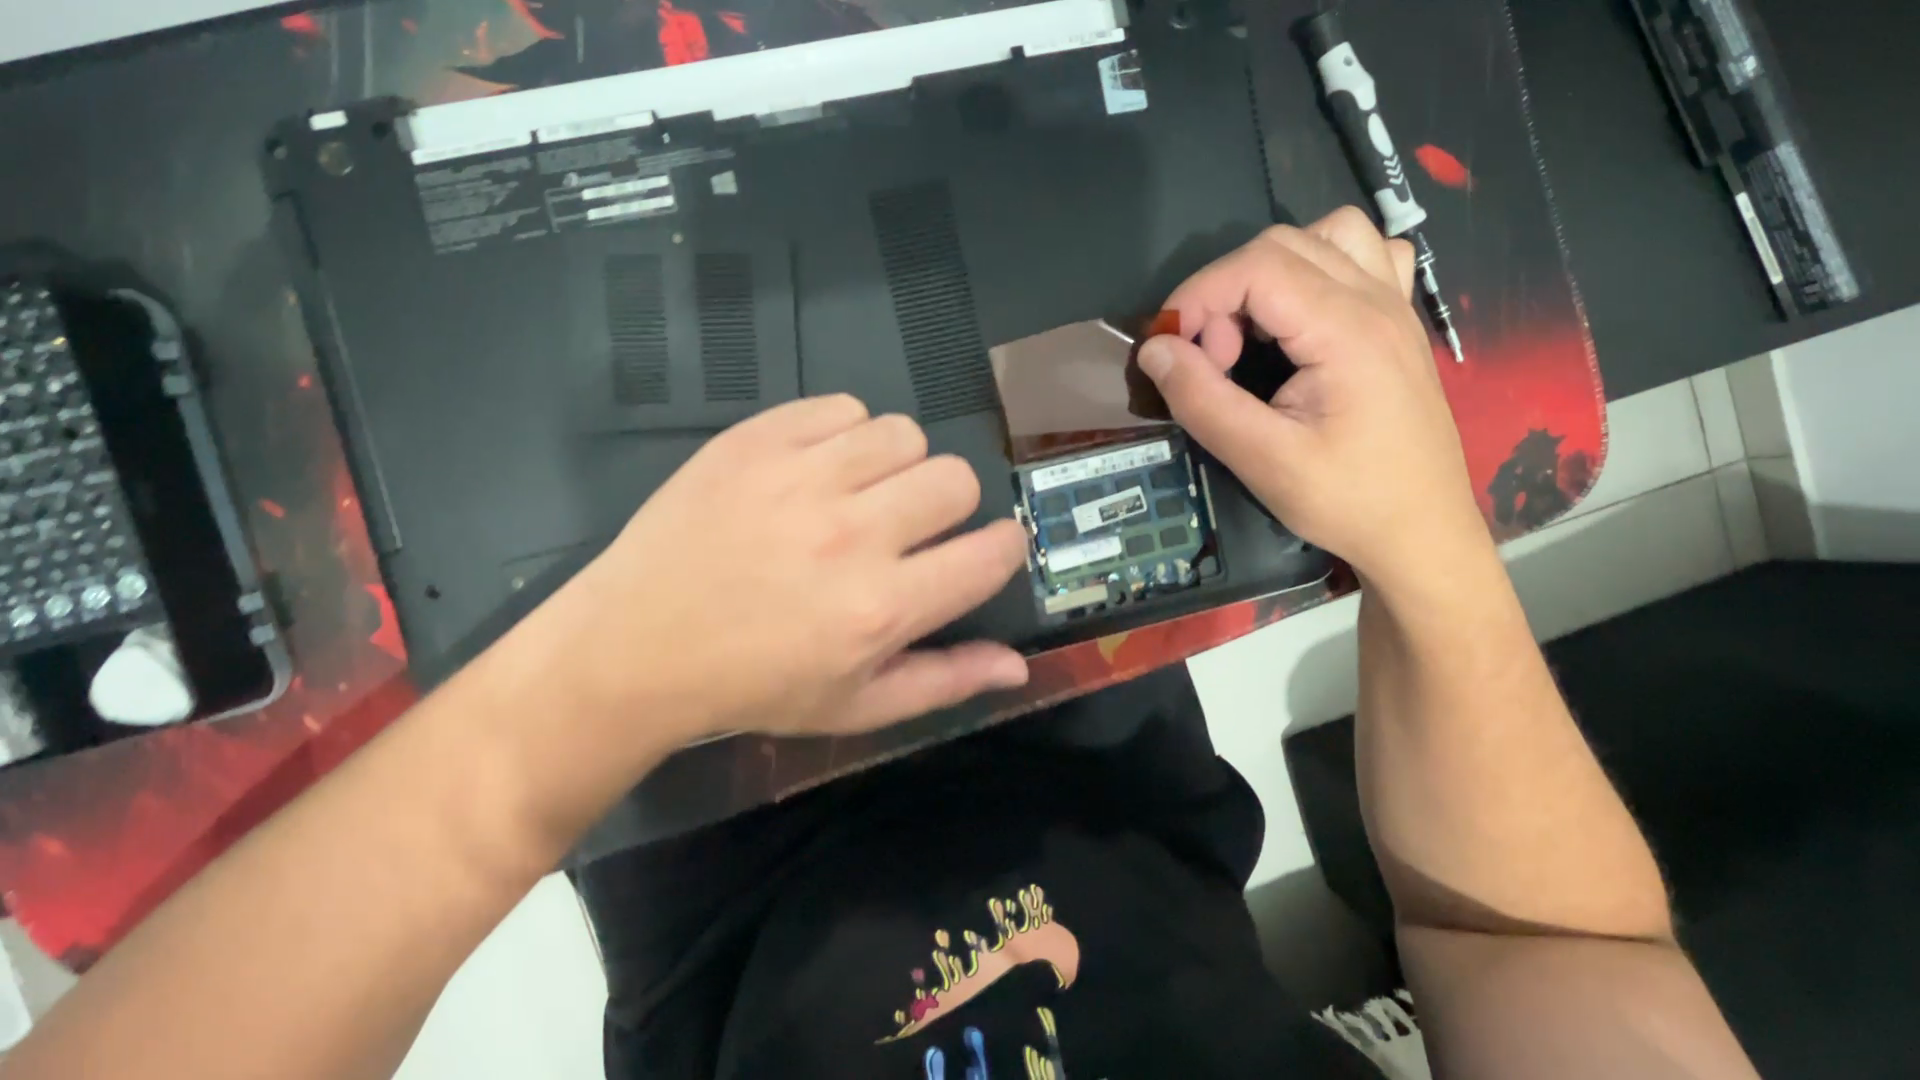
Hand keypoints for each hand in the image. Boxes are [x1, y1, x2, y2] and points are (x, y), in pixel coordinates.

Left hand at [531, 396, 1029, 744]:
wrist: (636, 646)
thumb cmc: (752, 686)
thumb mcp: (854, 707)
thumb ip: (943, 682)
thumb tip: (1018, 663)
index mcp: (882, 608)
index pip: (992, 553)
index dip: (1002, 549)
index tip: (980, 554)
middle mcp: (851, 534)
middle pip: (956, 479)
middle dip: (948, 507)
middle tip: (906, 531)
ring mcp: (801, 478)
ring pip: (904, 434)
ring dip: (897, 466)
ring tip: (860, 495)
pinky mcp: (758, 440)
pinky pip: (842, 408)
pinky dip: (844, 434)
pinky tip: (817, 471)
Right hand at [1136, 208, 1487, 587]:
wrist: (1422, 532)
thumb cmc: (1347, 501)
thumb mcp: (1262, 461)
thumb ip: (1203, 400)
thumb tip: (1154, 349)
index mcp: (1347, 330)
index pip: (1257, 265)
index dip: (1198, 294)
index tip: (1169, 347)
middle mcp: (1376, 301)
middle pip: (1282, 244)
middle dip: (1226, 291)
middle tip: (1213, 361)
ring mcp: (1395, 307)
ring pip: (1327, 235)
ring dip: (1272, 270)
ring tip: (1254, 331)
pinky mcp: (1399, 324)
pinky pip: (1368, 255)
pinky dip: (1325, 266)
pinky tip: (1307, 316)